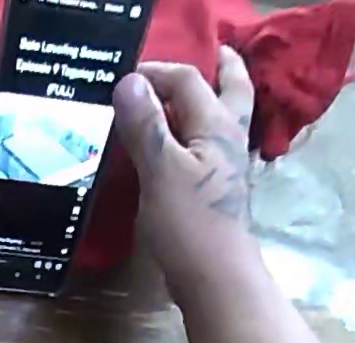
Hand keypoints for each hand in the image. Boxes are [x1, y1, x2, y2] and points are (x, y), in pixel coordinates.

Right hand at [111, 49, 258, 298]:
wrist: (213, 274)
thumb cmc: (188, 223)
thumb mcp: (161, 171)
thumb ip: (145, 127)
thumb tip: (128, 82)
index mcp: (216, 125)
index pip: (187, 80)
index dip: (156, 72)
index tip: (124, 78)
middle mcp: (228, 138)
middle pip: (230, 89)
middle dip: (218, 68)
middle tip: (206, 56)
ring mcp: (226, 167)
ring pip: (224, 119)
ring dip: (212, 100)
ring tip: (192, 97)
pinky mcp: (216, 193)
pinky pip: (210, 149)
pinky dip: (199, 136)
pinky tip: (183, 148)